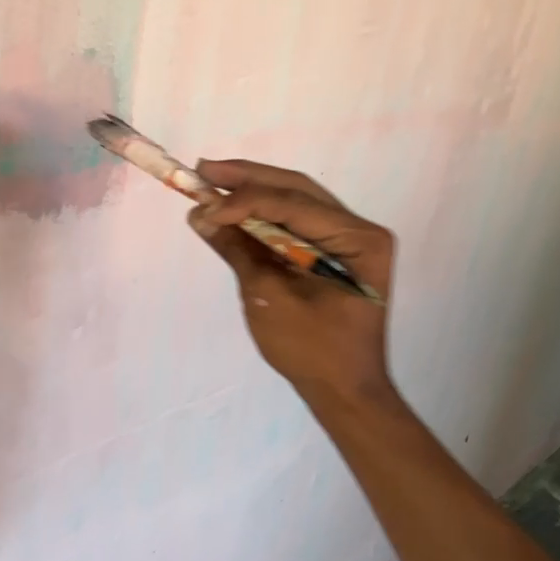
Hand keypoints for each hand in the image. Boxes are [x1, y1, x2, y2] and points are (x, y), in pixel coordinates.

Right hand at [188, 159, 396, 404]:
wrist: (345, 390)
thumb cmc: (313, 351)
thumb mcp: (269, 298)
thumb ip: (238, 251)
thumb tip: (201, 216)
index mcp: (357, 240)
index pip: (293, 205)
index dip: (244, 201)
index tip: (203, 205)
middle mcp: (358, 229)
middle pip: (296, 189)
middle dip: (247, 179)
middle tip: (204, 170)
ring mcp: (347, 239)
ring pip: (295, 199)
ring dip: (252, 189)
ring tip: (211, 179)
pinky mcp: (332, 250)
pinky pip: (294, 221)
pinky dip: (262, 213)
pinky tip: (232, 207)